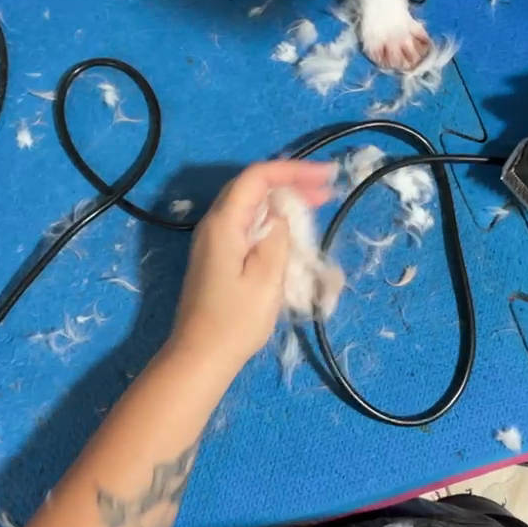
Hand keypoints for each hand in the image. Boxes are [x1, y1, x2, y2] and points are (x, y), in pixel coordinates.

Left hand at [167, 159, 336, 371]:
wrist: (200, 356)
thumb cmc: (235, 321)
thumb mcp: (267, 278)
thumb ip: (278, 237)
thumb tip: (283, 215)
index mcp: (224, 223)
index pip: (258, 177)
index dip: (293, 170)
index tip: (327, 176)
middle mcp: (214, 224)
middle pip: (252, 187)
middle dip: (291, 181)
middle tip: (327, 189)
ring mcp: (213, 240)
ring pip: (250, 205)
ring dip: (283, 200)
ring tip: (317, 203)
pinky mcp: (217, 256)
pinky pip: (246, 223)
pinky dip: (272, 218)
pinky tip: (291, 228)